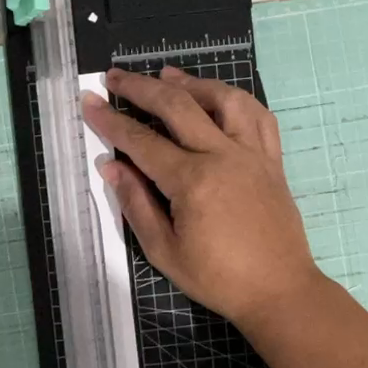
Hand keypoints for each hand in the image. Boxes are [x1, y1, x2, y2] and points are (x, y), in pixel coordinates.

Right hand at [84, 65, 319, 328]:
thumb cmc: (217, 278)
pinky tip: (218, 97)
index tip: (89, 102)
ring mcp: (252, 154)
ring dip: (191, 82)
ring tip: (166, 76)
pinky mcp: (272, 161)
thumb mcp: (164, 251)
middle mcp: (224, 156)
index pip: (141, 141)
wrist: (278, 291)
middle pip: (178, 107)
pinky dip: (234, 99)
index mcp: (193, 182)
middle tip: (116, 76)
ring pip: (223, 99)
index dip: (110, 120)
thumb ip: (136, 205)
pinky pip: (257, 116)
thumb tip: (111, 167)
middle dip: (141, 88)